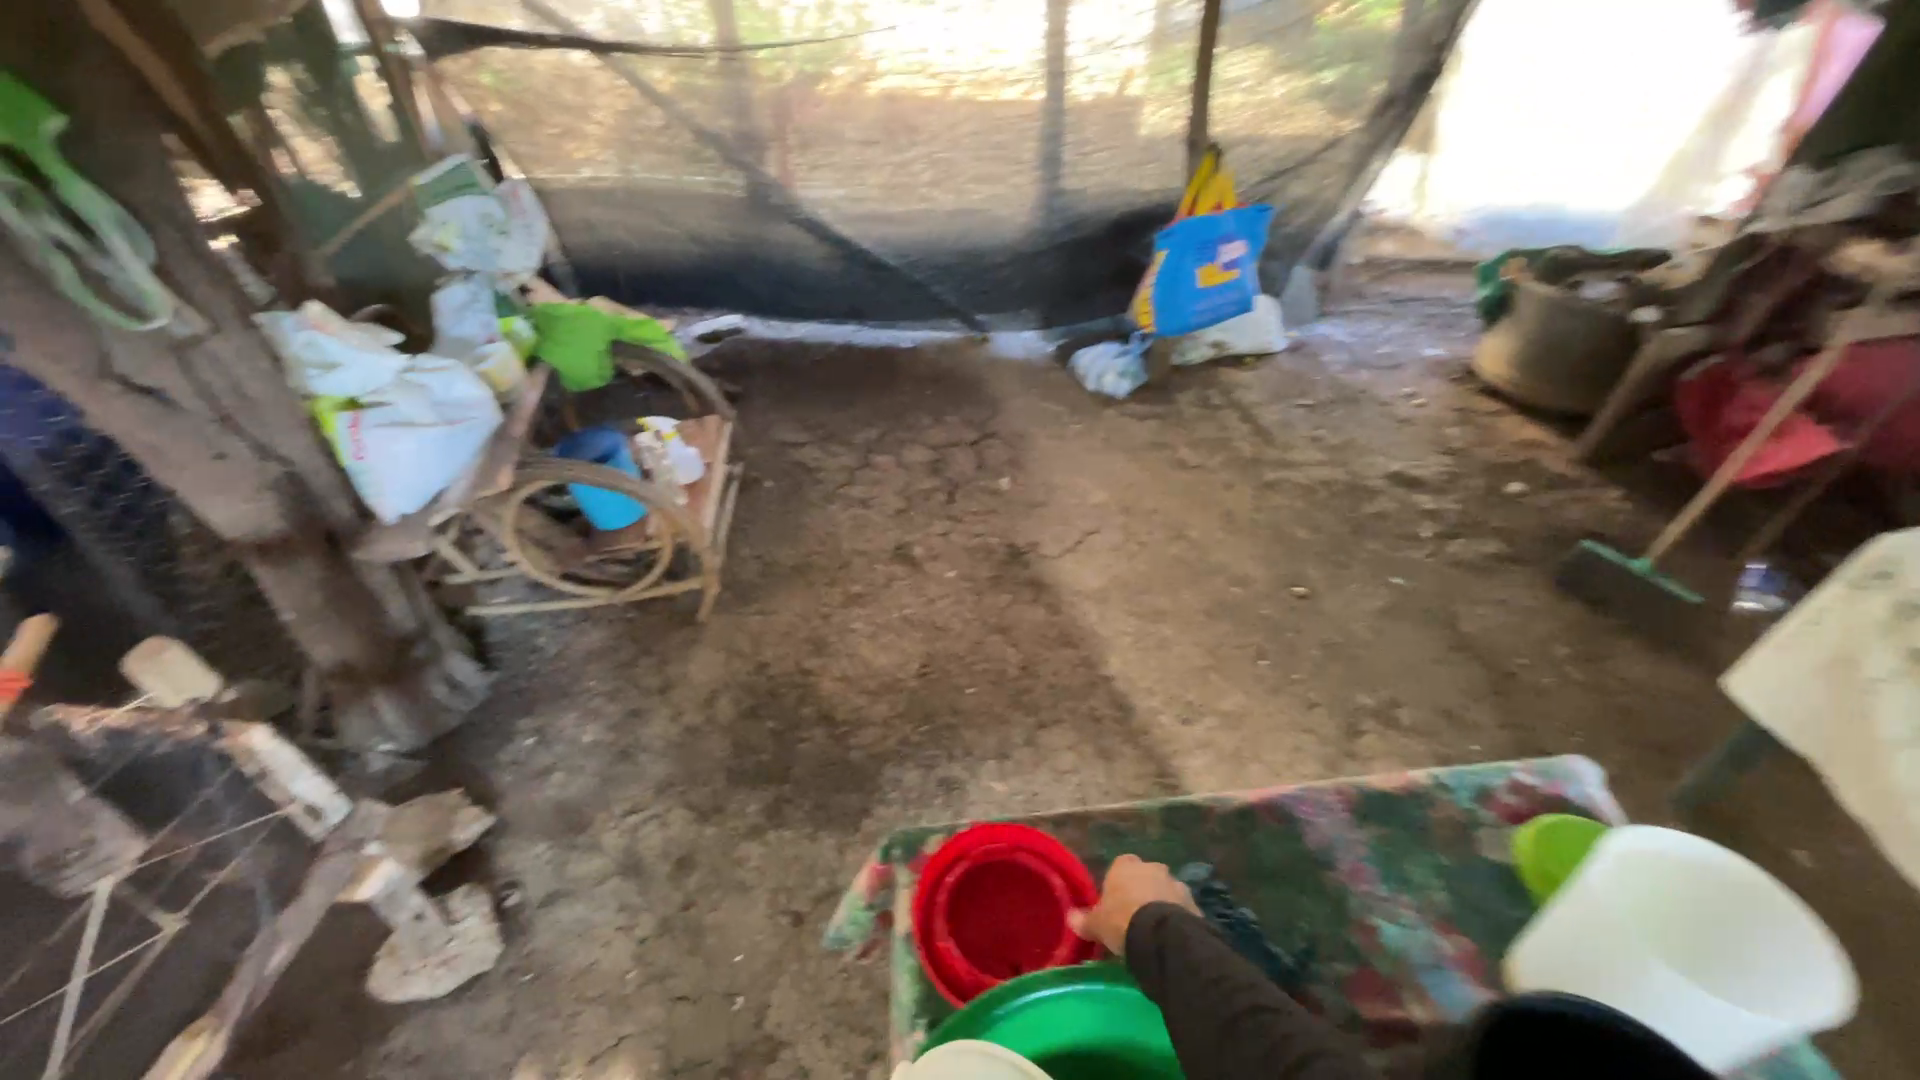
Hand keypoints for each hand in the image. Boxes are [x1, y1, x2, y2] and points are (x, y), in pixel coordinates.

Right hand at [1067, 854, 1198, 955]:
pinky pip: (1180, 908)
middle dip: (1142, 891)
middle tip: (1135, 916)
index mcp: (1125, 865)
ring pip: (1165, 891)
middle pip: (1145, 876)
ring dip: (1161, 903)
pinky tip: (1169, 936)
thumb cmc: (1121, 921)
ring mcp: (1175, 883)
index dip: (1118, 884)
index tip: (1115, 903)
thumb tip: (1071, 918)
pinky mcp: (1193, 902)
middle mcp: (1152, 867)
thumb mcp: (1097, 924)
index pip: (1120, 866)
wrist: (1161, 936)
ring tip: (1154, 930)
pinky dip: (1176, 917)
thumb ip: (1084, 920)